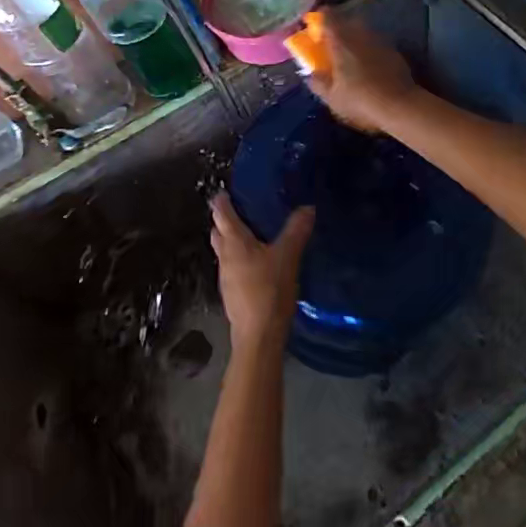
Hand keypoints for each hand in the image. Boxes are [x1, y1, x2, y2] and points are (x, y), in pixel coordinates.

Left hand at [209, 194, 314, 350]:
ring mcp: (226, 278)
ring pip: (224, 251)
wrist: (258, 336)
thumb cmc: (268, 290)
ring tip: (253, 235)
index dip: (221, 200)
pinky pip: (232, 268)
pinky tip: (257, 264)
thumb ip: (297, 230)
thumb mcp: (288, 256)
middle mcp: (224, 257)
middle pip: (218, 232)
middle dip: (225, 220)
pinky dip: (240, 260)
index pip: (221, 213)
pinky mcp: (232, 294)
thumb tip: (307, 208)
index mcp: (234, 242)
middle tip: (241, 210)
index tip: (225, 190)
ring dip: (232, 241)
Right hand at [304, 13, 418, 132]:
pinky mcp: (394, 51)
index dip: (318, 19)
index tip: (313, 30)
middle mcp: (360, 34)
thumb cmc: (360, 100)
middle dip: (337, 29)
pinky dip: (369, 49)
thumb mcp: (331, 97)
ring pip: (363, 30)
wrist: (400, 106)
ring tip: (349, 57)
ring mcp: (380, 41)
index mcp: (341, 41)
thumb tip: (311, 74)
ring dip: (354, 38)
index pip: (327, 16)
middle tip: (330, 45)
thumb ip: (318, 82)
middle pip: (346, 20)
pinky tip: (368, 67)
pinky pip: (376, 42)